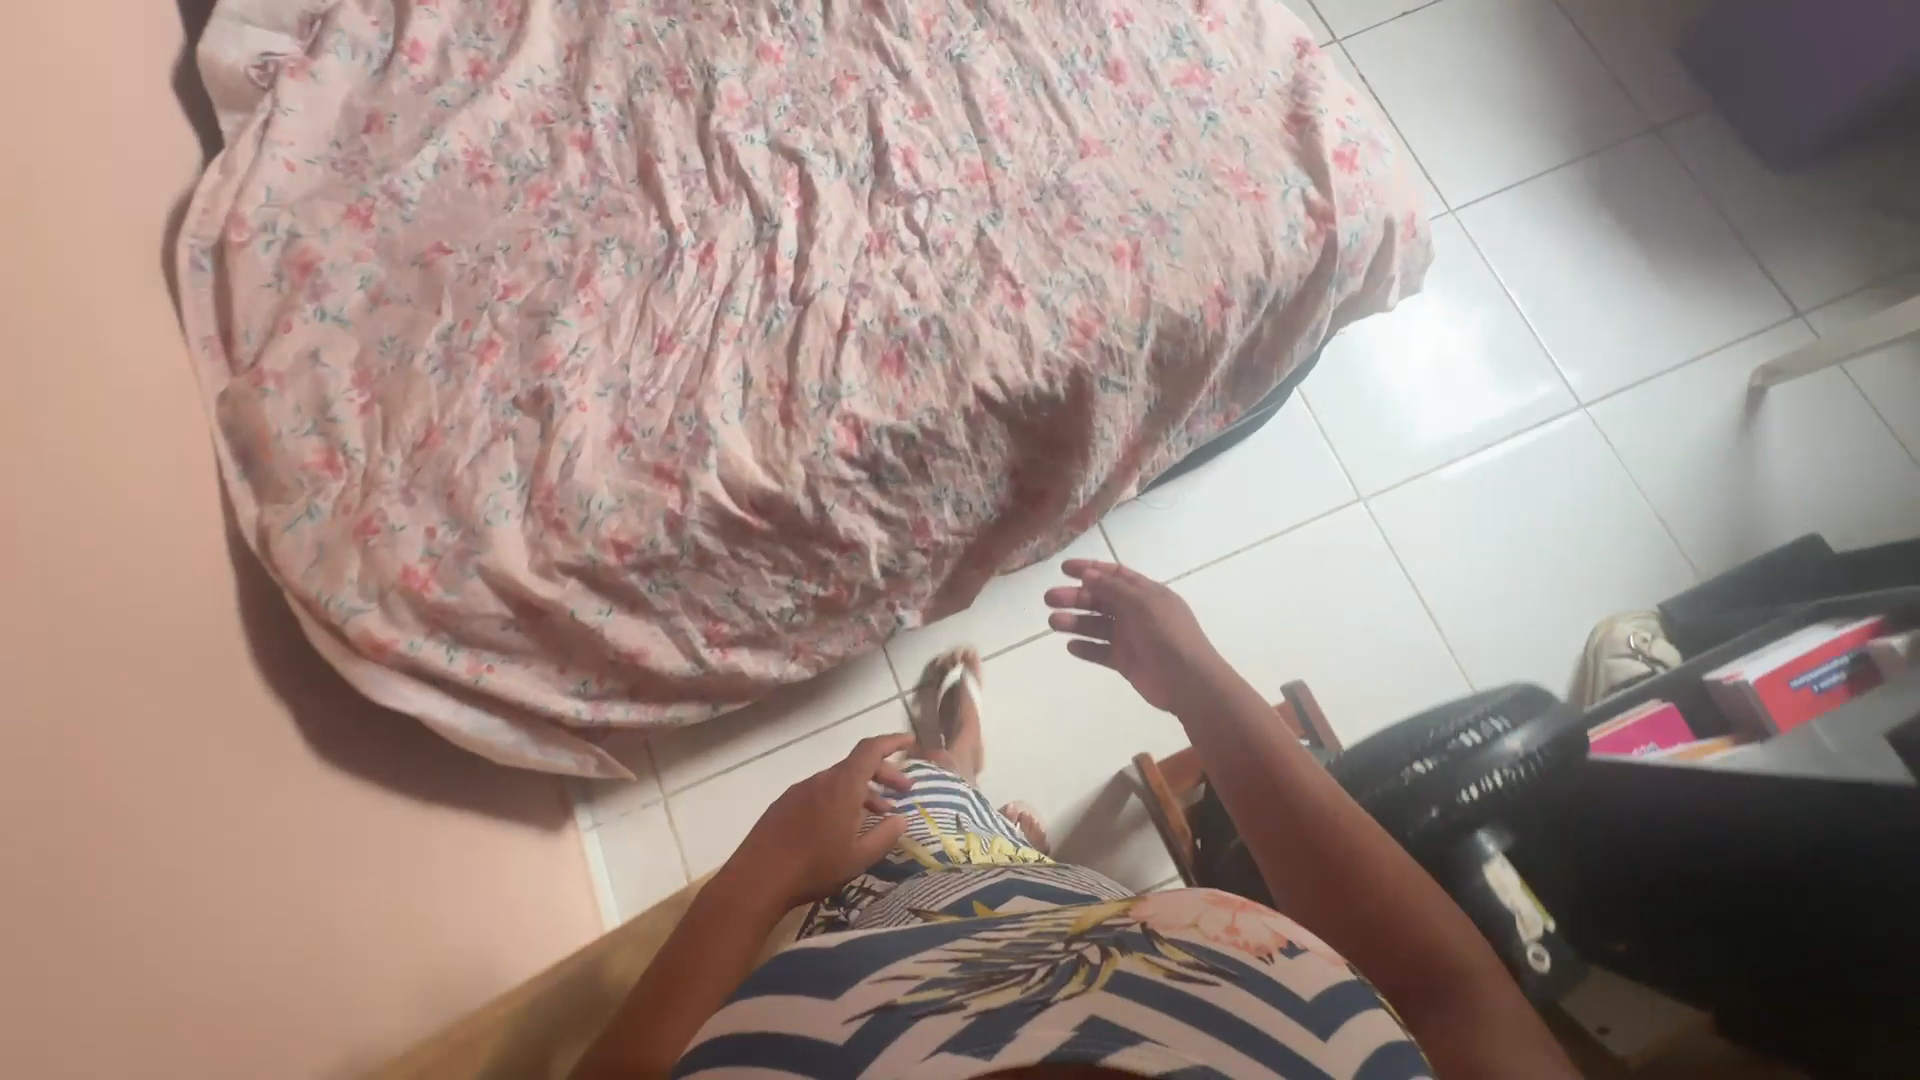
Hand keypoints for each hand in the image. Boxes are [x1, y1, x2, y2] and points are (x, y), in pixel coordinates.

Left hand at [725, 733, 917, 910]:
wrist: (756, 880)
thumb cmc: (813, 867)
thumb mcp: (858, 858)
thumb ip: (885, 836)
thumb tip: (902, 819)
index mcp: (842, 785)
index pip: (871, 750)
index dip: (892, 741)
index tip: (910, 741)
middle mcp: (821, 779)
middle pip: (857, 765)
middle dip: (884, 774)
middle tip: (903, 792)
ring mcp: (800, 790)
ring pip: (839, 781)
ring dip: (862, 791)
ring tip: (877, 814)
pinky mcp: (785, 804)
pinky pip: (821, 792)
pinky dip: (840, 799)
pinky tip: (842, 825)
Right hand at [1044, 559, 1235, 714]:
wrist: (1189, 682)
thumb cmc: (1169, 636)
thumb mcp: (1143, 605)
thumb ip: (1113, 589)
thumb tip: (1087, 573)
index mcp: (1145, 594)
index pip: (1114, 575)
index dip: (1089, 569)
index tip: (1063, 569)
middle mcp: (1136, 613)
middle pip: (1100, 600)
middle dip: (1075, 597)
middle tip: (1049, 599)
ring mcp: (1130, 638)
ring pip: (1096, 626)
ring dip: (1075, 621)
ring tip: (1053, 622)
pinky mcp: (1125, 661)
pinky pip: (1100, 651)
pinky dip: (1086, 648)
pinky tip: (1071, 646)